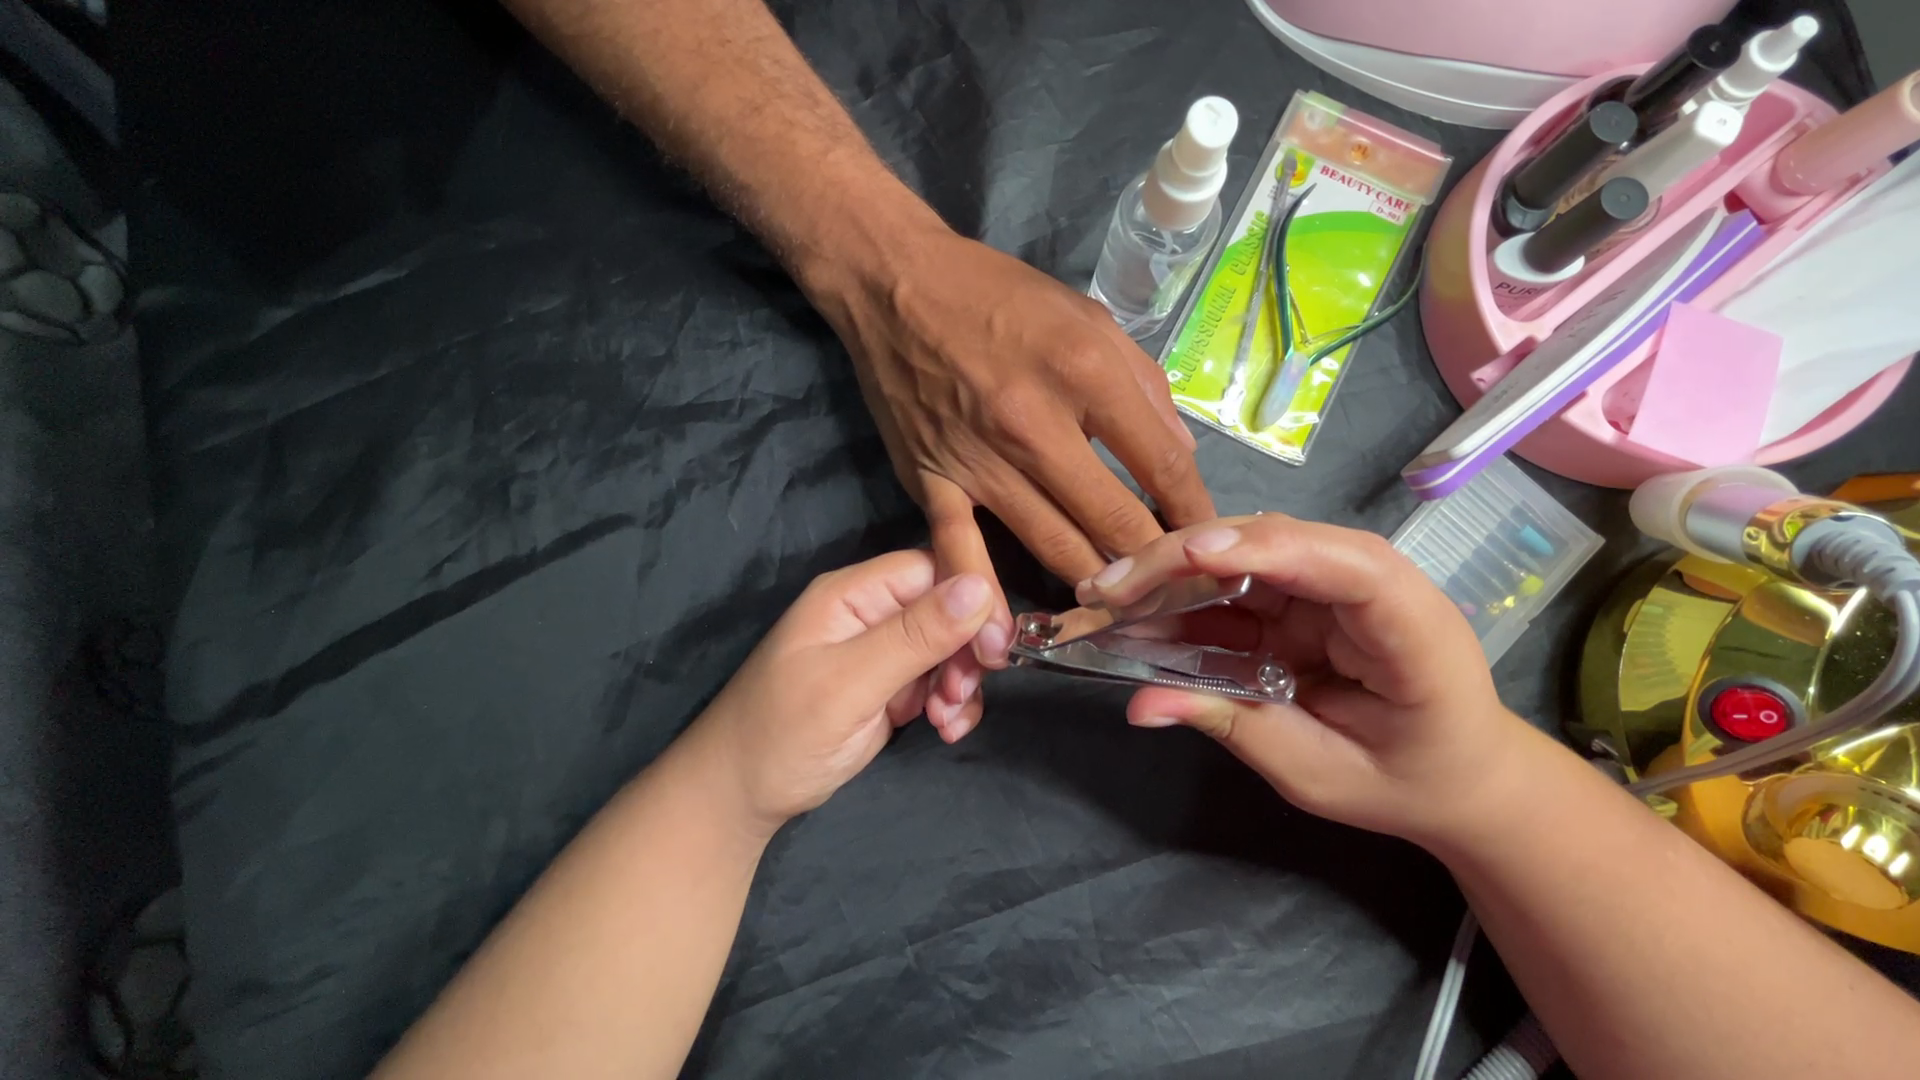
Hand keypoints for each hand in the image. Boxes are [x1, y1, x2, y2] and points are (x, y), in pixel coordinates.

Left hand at [689, 550, 992, 836]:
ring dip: (960, 682)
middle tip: (962, 691)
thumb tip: (979, 585)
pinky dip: (952, 703)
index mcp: (852, 594)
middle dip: (965, 650)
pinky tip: (945, 729)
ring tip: (946, 719)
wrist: (741, 797)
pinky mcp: (890, 688)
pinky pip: (938, 681)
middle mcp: (870, 614)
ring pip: (949, 648)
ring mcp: (881, 652)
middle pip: (947, 609)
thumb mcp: (850, 683)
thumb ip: (914, 636)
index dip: (972, 599)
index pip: (931, 569)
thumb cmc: (783, 733)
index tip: (996, 646)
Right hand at [807, 223, 1214, 740]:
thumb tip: (1176, 457)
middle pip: (1115, 522)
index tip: (1215, 547)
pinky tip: (1009, 643)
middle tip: (1184, 599)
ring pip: (1055, 548)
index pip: (1163, 465)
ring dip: (1098, 591)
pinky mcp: (933, 483)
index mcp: (1086, 373)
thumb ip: (1143, 388)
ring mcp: (980, 462)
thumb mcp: (1090, 317)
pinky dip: (985, 601)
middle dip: (1158, 568)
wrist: (895, 284)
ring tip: (1129, 617)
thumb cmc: (1000, 295)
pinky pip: (962, 552)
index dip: (1198, 515)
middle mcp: (1036, 426)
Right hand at [1078, 515, 1541, 845]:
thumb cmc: (1407, 780)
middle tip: (1105, 591)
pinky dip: (1180, 596)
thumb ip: (1237, 727)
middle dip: (1184, 559)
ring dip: (1169, 572)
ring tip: (1103, 599)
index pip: (1347, 565)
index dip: (1270, 550)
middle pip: (1273, 542)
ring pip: (1240, 553)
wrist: (1455, 775)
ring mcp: (1326, 586)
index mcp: (1409, 627)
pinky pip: (1231, 585)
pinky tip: (1133, 612)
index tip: (1195, 556)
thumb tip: (1140, 703)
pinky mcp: (1295, 597)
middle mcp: (1366, 585)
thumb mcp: (1318, 772)